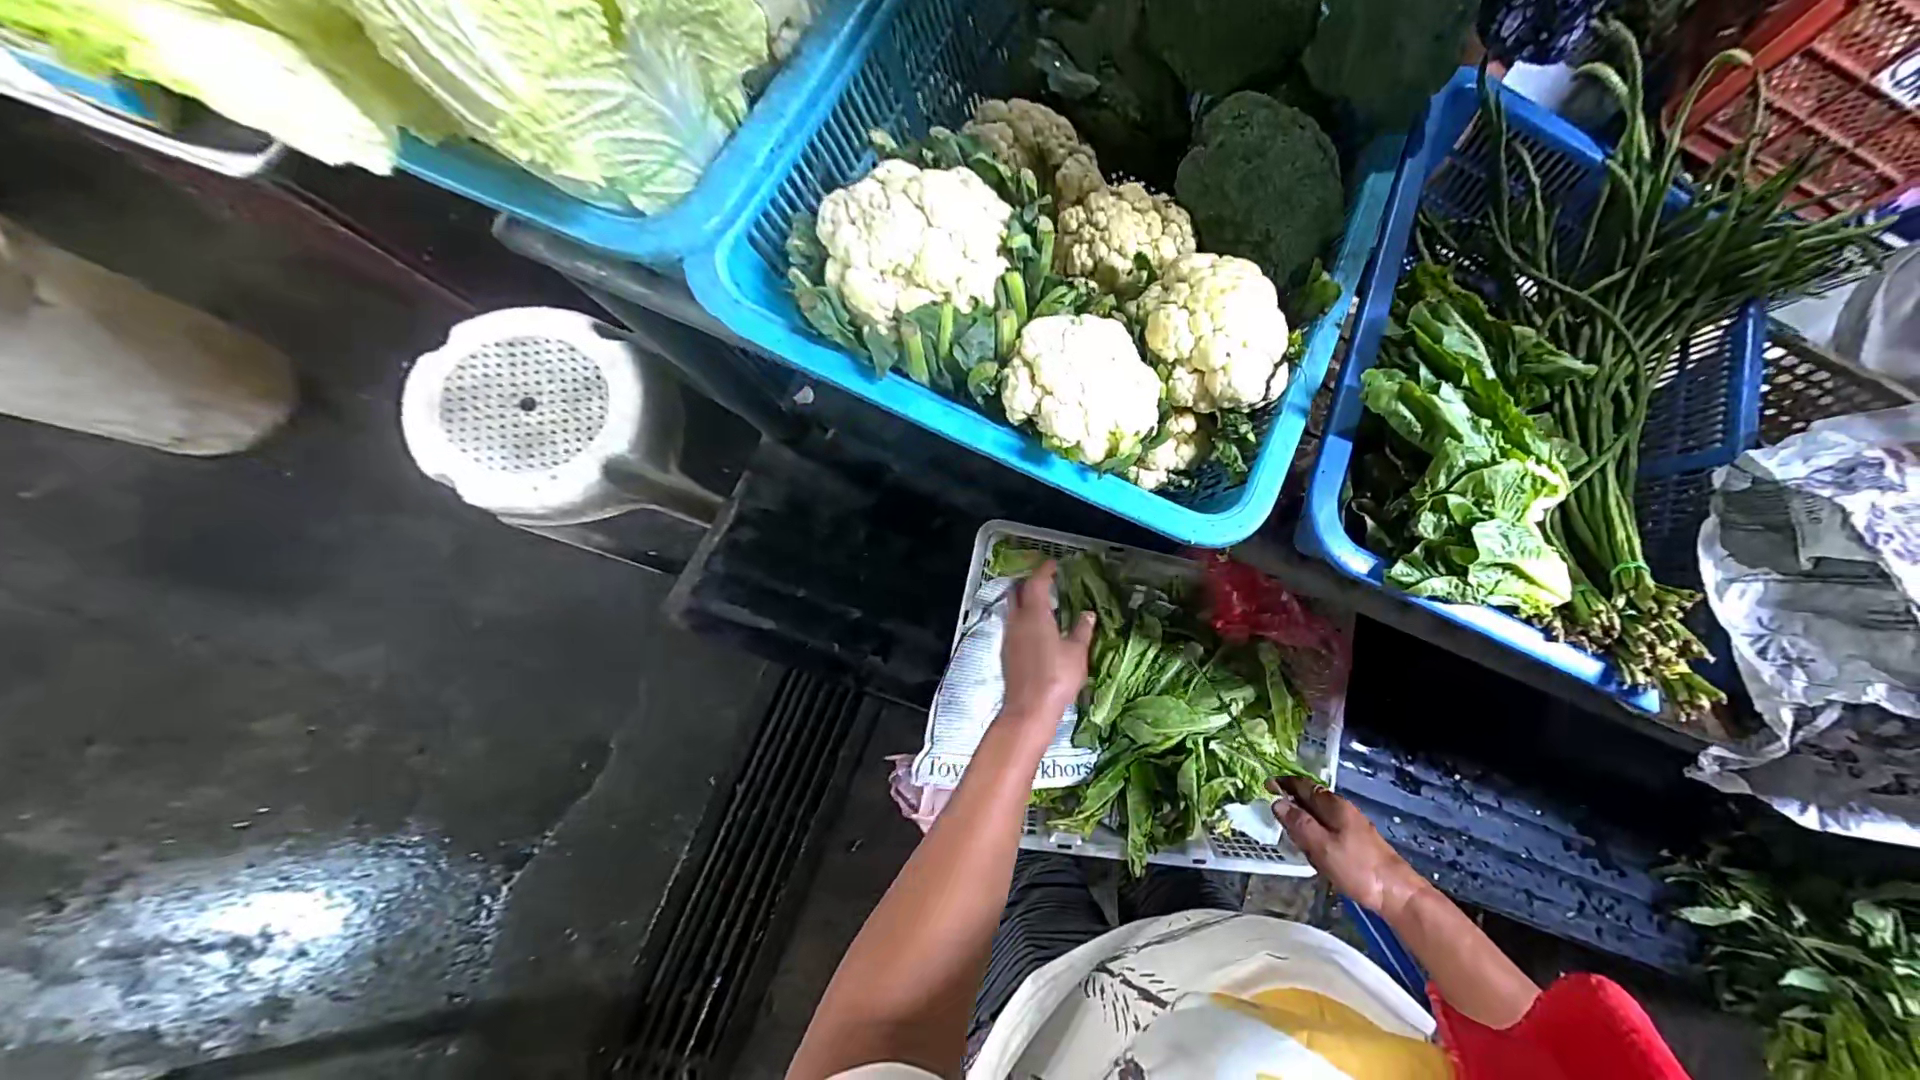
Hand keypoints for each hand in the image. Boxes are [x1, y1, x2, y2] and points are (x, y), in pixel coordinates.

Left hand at [1000, 560, 1094, 728]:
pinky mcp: (1007, 651)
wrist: (1029, 708)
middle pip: (1017, 592)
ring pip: (1013, 609)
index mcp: (1034, 614)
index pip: (1035, 583)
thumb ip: (1082, 630)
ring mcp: (1009, 636)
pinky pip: (1014, 625)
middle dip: (1029, 582)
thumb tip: (1088, 613)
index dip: (1044, 571)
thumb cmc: (1057, 677)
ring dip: (1026, 601)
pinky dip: (1024, 618)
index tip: (1053, 564)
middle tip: (1046, 581)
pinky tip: (1038, 628)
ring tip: (1045, 604)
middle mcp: (1017, 621)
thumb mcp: (1077, 652)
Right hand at [1271, 776, 1427, 916]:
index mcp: (1334, 805)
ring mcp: (1353, 827)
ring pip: (1320, 817)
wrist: (1399, 896)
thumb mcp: (1321, 845)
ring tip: (1294, 840)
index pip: (1303, 785)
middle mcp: (1344, 810)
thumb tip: (1277, 802)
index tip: (1265, 787)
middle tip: (1276, 819)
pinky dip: (1316, 835)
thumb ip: (1298, 823)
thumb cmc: (1358, 868)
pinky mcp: (1358, 843)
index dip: (1283, 784)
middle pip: (1311, 800)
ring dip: (1304, 823)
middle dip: (1292, 805)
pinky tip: (1315, 852)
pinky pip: (1329, 831)